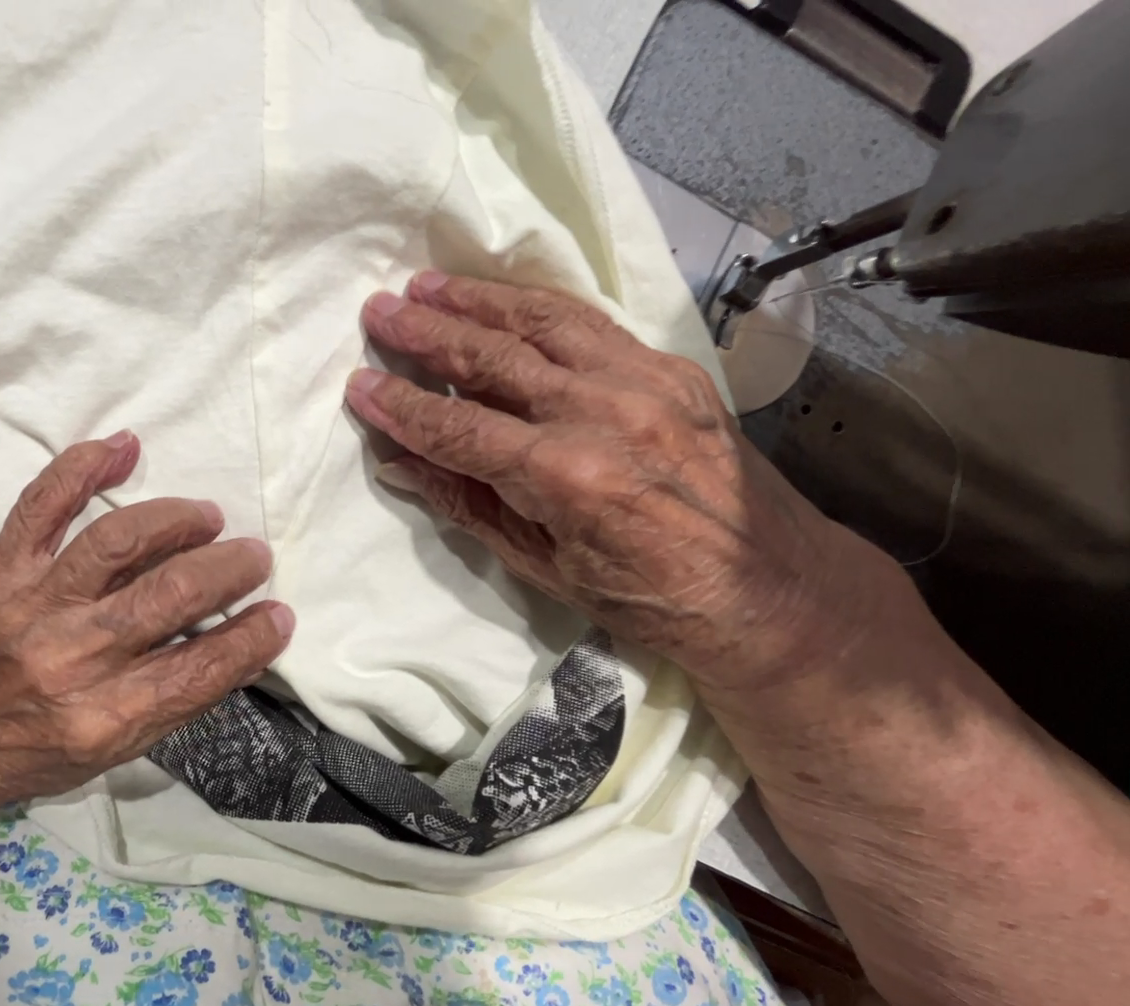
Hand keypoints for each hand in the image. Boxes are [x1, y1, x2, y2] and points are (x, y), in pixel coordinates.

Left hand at [0, 432, 294, 829]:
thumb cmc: (30, 753)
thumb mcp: (109, 753)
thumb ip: (168, 698)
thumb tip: (231, 641)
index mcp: (102, 720)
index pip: (200, 670)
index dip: (252, 639)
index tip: (279, 614)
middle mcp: (68, 659)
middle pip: (169, 596)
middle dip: (228, 570)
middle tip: (253, 557)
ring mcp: (29, 606)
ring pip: (117, 542)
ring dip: (175, 521)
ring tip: (207, 517)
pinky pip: (42, 503)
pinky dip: (84, 466)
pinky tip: (125, 446)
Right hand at [347, 271, 892, 693]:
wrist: (771, 586)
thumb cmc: (646, 597)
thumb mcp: (540, 566)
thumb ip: (467, 503)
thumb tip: (400, 462)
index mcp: (568, 478)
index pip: (460, 427)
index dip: (402, 406)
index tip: (358, 384)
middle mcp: (606, 414)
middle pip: (495, 358)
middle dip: (428, 332)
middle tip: (379, 309)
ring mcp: (646, 382)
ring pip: (544, 321)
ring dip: (478, 299)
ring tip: (428, 284)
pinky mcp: (672, 368)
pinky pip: (589, 323)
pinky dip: (535, 305)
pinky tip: (501, 299)